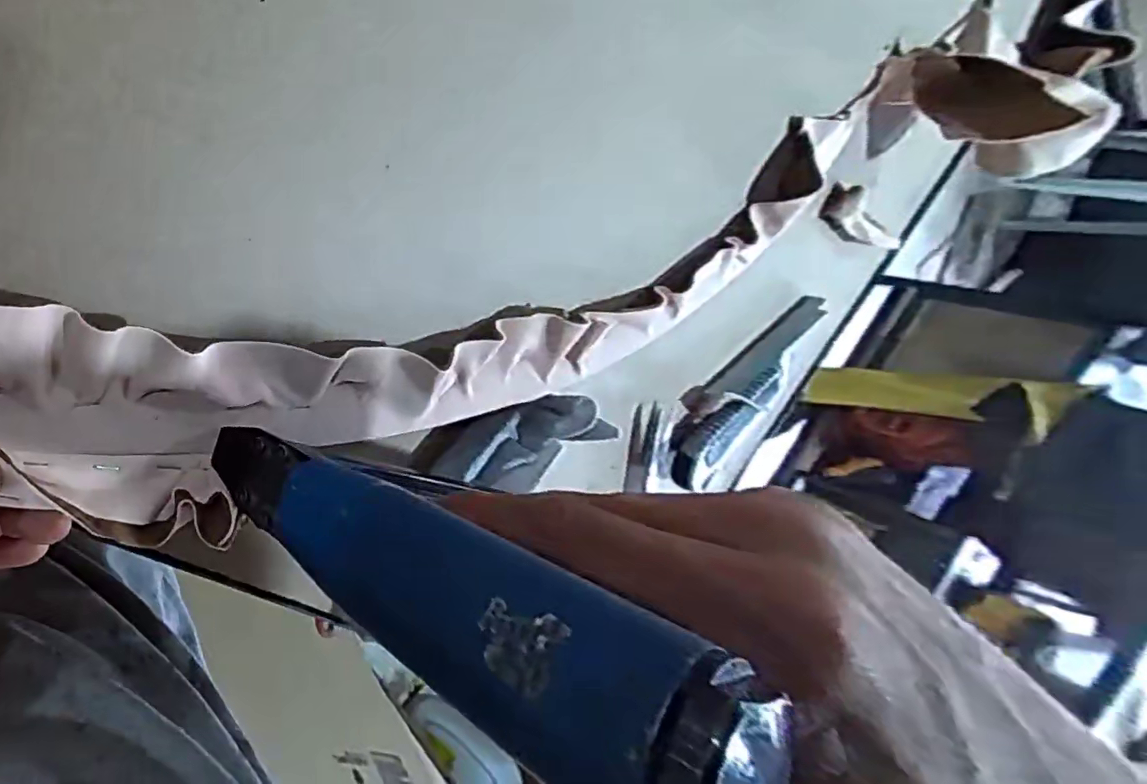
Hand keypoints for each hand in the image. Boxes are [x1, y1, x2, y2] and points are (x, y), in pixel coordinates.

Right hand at [442, 488, 1130, 783]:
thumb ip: (627, 744)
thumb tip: (528, 727)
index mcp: (780, 616)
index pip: (592, 535)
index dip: (502, 523)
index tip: (439, 522)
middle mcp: (788, 541)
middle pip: (606, 512)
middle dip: (528, 531)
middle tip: (472, 558)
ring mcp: (805, 522)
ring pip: (639, 509)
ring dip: (578, 537)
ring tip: (534, 572)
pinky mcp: (813, 524)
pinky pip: (682, 519)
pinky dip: (631, 543)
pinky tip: (616, 579)